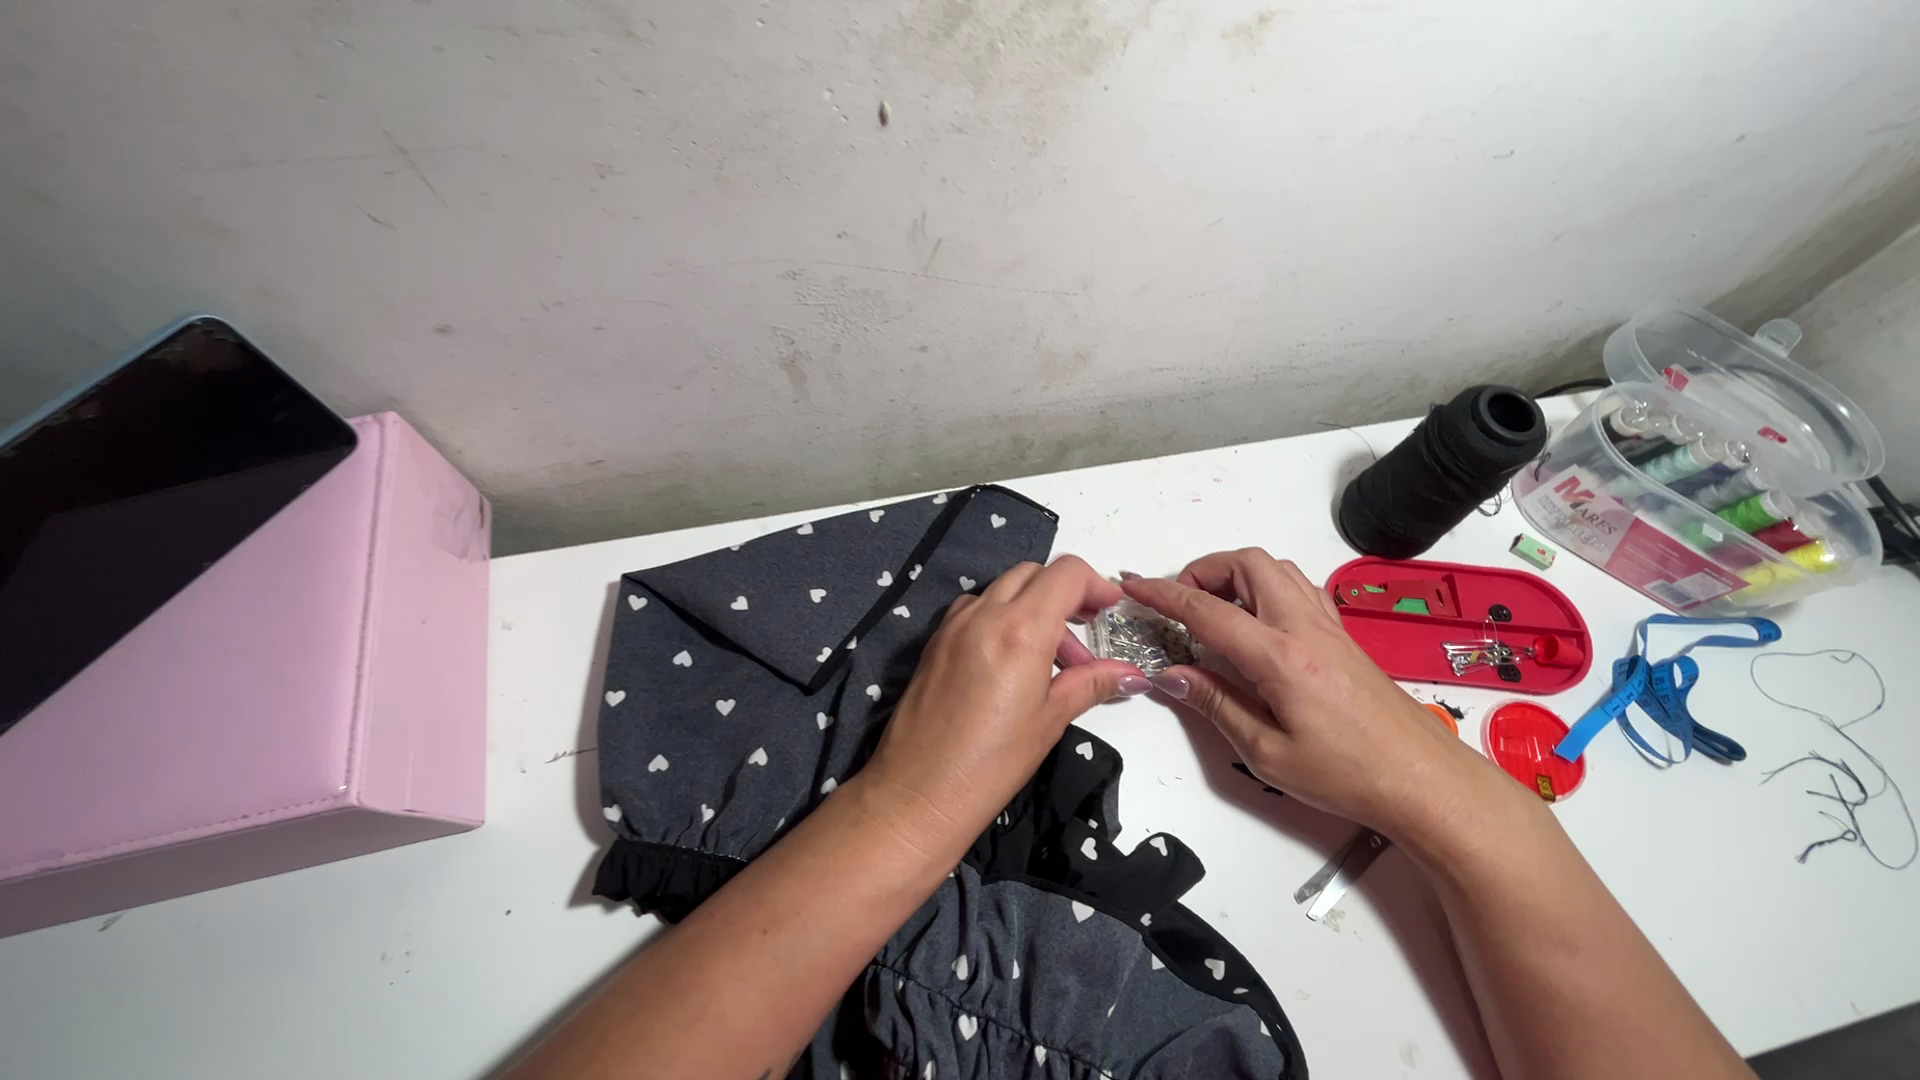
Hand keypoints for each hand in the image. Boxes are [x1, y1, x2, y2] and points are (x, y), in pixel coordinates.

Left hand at [862, 556, 1148, 852]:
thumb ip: (1091, 683)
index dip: (1094, 584)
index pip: (1064, 574)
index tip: (1109, 607)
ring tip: (1050, 658)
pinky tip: (1010, 661)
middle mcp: (983, 614)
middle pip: (1033, 573)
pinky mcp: (934, 641)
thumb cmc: (991, 762)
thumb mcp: (1051, 720)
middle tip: (1085, 630)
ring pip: (1002, 589)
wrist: (918, 792)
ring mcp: (953, 625)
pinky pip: (975, 608)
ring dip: (1032, 605)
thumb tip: (1131, 673)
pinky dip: (1000, 617)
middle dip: (1064, 592)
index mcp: (1019, 629)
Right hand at [1122, 549, 1505, 837]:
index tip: (1134, 586)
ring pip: (1275, 568)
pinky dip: (1264, 586)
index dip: (1163, 593)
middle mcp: (1305, 628)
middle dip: (1203, 569)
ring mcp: (1328, 627)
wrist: (1424, 782)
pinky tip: (1254, 621)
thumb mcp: (1267, 752)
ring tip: (1212, 609)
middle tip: (1180, 600)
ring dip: (1235, 573)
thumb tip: (1172, 675)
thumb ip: (1215, 704)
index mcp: (1280, 658)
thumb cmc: (1349, 774)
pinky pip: (1297, 587)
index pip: (1207, 610)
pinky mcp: (1342, 636)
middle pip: (1246, 563)